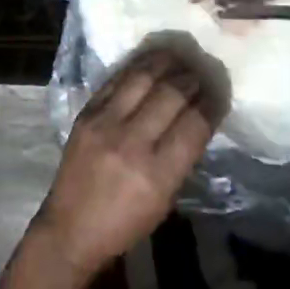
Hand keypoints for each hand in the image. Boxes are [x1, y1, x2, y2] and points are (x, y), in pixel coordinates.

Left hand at [33, 49, 221, 273]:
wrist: (69, 230)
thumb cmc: (125, 223)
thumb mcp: (166, 198)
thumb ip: (182, 155)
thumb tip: (200, 114)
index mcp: (157, 174)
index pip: (195, 123)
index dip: (213, 102)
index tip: (220, 92)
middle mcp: (131, 142)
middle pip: (172, 93)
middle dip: (193, 79)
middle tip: (202, 72)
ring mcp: (105, 123)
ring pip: (144, 77)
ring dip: (167, 63)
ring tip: (180, 58)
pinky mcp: (86, 113)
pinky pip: (117, 79)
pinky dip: (139, 66)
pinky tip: (152, 61)